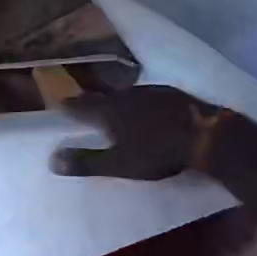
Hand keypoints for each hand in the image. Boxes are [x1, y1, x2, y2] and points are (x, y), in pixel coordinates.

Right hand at [51, 86, 219, 180]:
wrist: (205, 135)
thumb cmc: (157, 152)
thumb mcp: (119, 164)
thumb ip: (86, 161)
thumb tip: (51, 160)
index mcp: (109, 111)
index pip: (81, 106)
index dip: (69, 106)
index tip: (58, 104)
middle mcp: (126, 95)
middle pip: (102, 96)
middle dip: (90, 100)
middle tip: (80, 101)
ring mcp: (151, 92)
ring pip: (125, 93)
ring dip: (114, 98)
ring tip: (108, 103)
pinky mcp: (171, 94)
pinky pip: (147, 95)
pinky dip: (138, 100)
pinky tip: (144, 106)